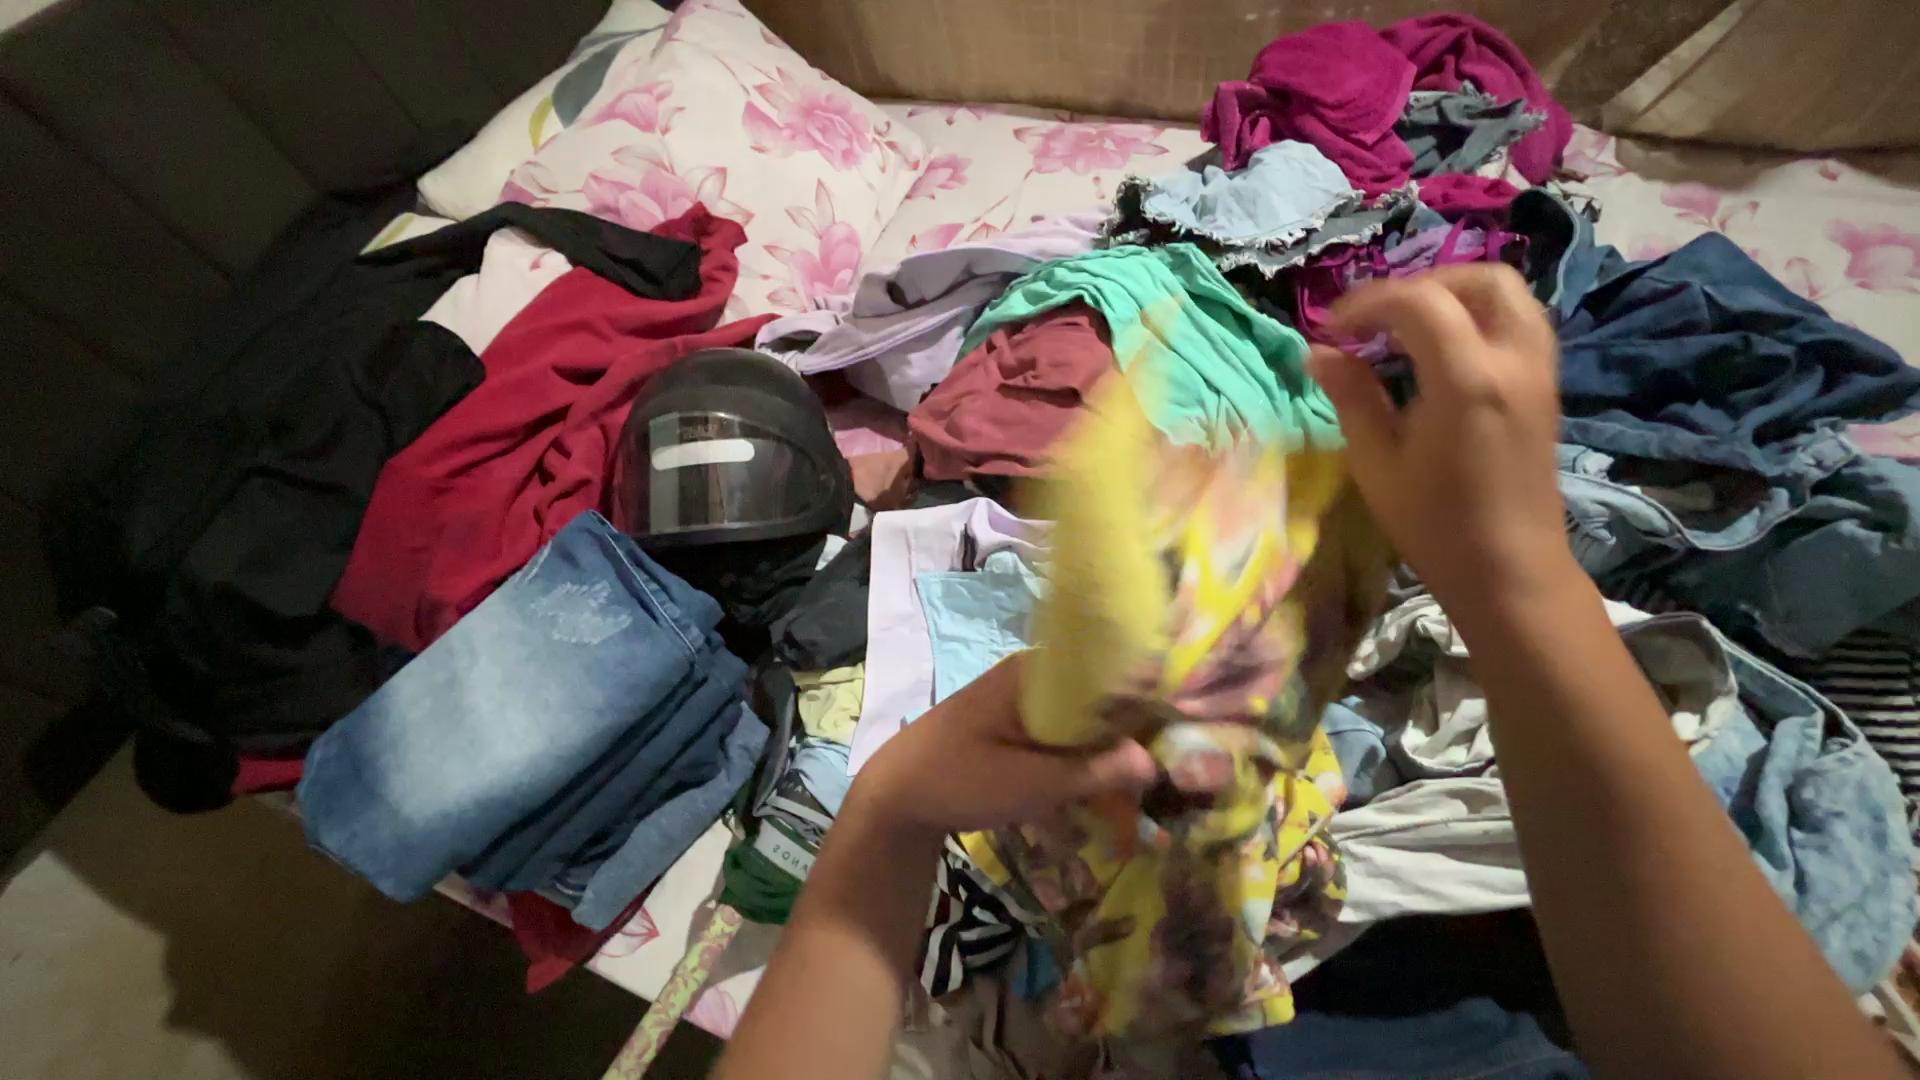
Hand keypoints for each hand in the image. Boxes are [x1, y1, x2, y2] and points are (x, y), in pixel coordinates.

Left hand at [851, 653, 1157, 837]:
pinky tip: (1088, 801)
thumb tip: (1154, 761)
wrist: (895, 796)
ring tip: (1127, 799)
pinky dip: (1075, 764)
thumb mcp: (1029, 783)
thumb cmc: (958, 779)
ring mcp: (1020, 700)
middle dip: (1126, 737)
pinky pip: (1058, 737)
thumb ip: (1092, 771)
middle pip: (1097, 698)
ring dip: (1101, 757)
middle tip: (1154, 779)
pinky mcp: (1012, 725)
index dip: (1143, 698)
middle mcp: (1032, 677)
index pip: (1106, 669)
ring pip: (1080, 721)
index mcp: (1036, 673)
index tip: (1174, 734)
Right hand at [1308, 265, 1581, 630]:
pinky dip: (1473, 317)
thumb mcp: (1376, 461)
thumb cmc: (1432, 522)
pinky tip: (1436, 352)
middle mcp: (1514, 360)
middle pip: (1477, 280)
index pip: (1419, 304)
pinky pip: (1515, 321)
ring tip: (1401, 330)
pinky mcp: (1545, 383)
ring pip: (1505, 294)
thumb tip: (1317, 352)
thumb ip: (1350, 396)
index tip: (1329, 330)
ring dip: (1449, 296)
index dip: (1366, 305)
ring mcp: (1539, 369)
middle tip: (1371, 321)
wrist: (1508, 566)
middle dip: (1416, 287)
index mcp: (1467, 381)